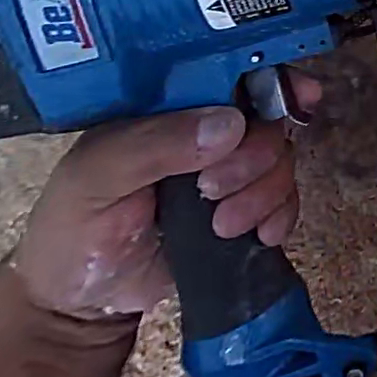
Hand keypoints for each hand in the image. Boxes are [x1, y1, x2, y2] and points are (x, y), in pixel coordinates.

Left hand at [10, 74, 319, 321]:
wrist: (81, 305)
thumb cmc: (74, 227)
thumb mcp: (96, 178)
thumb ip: (154, 146)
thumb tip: (232, 124)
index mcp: (170, 105)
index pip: (229, 71)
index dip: (270, 75)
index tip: (302, 93)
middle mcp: (206, 129)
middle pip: (266, 117)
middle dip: (255, 156)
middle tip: (214, 191)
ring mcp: (229, 169)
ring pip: (281, 158)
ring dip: (264, 192)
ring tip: (224, 226)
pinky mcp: (244, 209)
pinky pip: (286, 199)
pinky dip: (282, 214)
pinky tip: (261, 236)